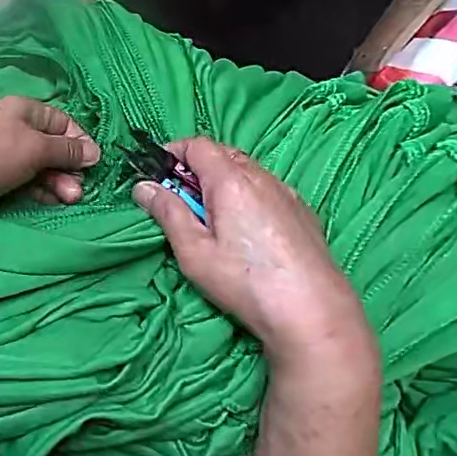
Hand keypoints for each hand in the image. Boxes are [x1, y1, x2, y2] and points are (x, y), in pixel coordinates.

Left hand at [0, 97, 100, 224]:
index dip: (79, 141)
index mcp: (25, 110)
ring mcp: (6, 156)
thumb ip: (67, 151)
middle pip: (53, 148)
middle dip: (69, 167)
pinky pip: (29, 184)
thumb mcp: (36, 146)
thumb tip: (95, 152)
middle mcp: (16, 130)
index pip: (62, 122)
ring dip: (59, 182)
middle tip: (79, 187)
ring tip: (70, 198)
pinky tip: (54, 201)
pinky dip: (43, 191)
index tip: (93, 161)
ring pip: (43, 168)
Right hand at [133, 138, 377, 386]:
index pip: (198, 145)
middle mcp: (262, 177)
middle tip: (178, 200)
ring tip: (210, 218)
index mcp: (231, 181)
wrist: (313, 311)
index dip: (173, 152)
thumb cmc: (245, 281)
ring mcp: (286, 193)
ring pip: (246, 170)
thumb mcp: (194, 251)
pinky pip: (266, 188)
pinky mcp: (302, 211)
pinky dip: (245, 194)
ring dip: (221, 182)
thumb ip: (168, 213)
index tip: (157, 175)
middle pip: (223, 153)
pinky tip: (243, 229)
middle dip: (195, 167)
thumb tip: (143, 186)